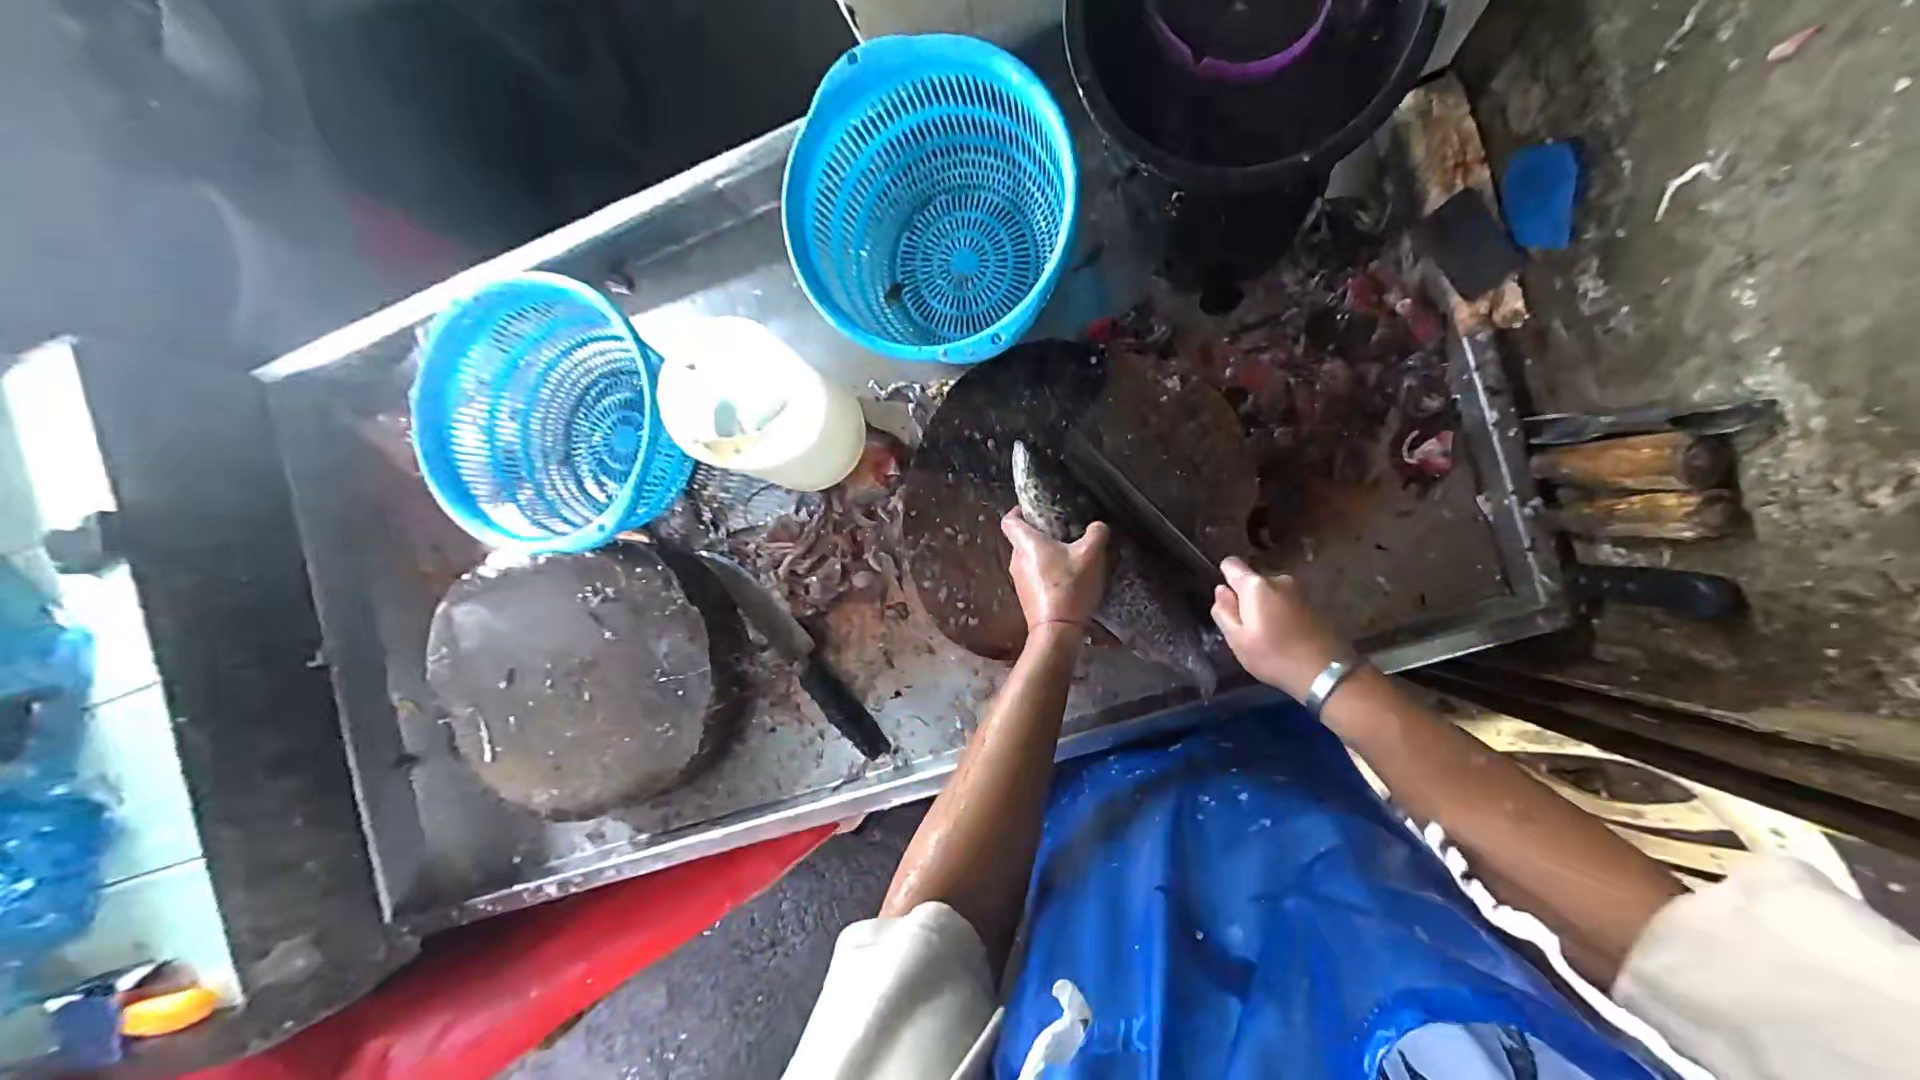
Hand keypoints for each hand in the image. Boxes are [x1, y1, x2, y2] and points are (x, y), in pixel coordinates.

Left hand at [1001, 507, 1108, 632]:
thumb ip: (1096, 534)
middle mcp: (1016, 559)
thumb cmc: (1070, 587)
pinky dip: (1046, 572)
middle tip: (1062, 532)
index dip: (1018, 510)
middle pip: (1022, 539)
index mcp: (1026, 543)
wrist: (1057, 630)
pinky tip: (1066, 579)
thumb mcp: (1091, 555)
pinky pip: (1034, 576)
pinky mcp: (1025, 596)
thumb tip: (1097, 526)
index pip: (1009, 520)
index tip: (1032, 509)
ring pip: (1029, 559)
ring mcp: (1019, 580)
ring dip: (1045, 555)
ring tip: (1069, 556)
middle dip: (1040, 534)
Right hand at [1211, 557, 1350, 700]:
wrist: (1326, 672)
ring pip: (1271, 594)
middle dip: (1247, 599)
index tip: (1229, 602)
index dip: (1225, 578)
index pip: (1231, 564)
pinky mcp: (1315, 604)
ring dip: (1267, 608)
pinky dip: (1283, 614)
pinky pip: (1288, 603)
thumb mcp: (1237, 639)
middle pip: (1253, 582)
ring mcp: (1300, 591)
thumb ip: (1224, 611)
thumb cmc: (1273, 656)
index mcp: (1255, 585)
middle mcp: (1279, 580)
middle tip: (1249, 628)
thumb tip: (1221, 590)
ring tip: (1270, 635)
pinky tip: (1288, 637)